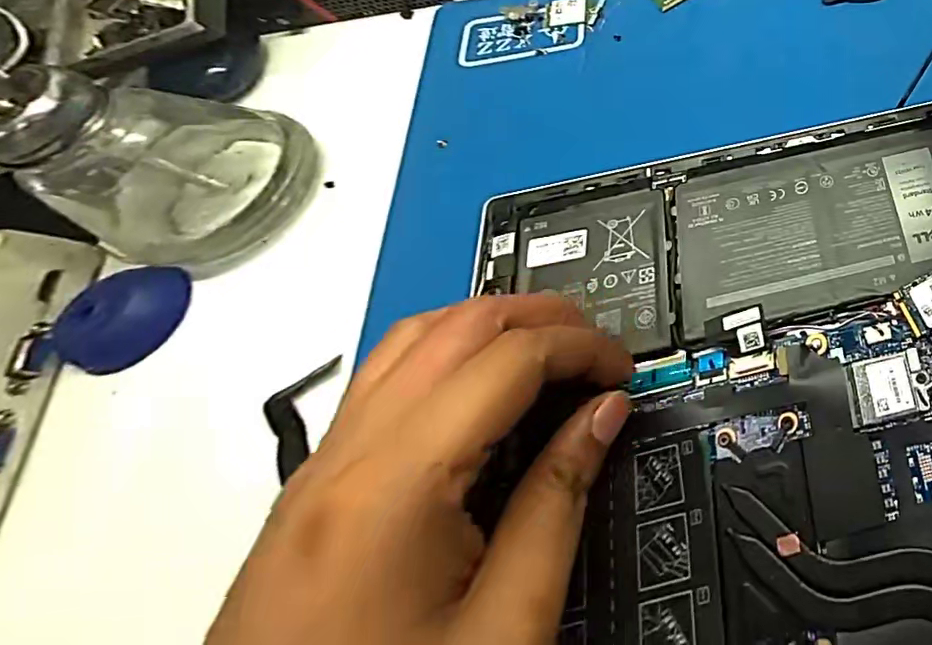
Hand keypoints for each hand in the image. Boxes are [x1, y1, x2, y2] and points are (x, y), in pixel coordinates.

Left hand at [206, 296, 633, 644]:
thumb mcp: (504, 626)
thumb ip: (558, 503)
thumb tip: (603, 414)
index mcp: (390, 490)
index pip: (508, 359)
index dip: (581, 348)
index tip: (621, 372)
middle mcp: (341, 463)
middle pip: (456, 327)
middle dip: (541, 317)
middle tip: (595, 345)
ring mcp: (315, 474)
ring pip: (411, 339)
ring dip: (491, 323)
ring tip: (548, 348)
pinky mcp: (309, 494)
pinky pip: (386, 379)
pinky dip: (449, 352)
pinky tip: (485, 387)